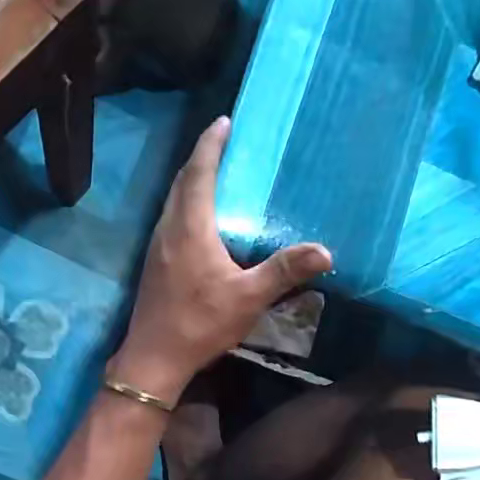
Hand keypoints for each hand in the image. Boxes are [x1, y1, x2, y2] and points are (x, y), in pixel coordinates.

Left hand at [111, 117, 330, 400]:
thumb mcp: (247, 298)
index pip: (199, 173)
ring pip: (172, 200)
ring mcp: (157, 247)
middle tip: (224, 142)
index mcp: (190, 228)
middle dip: (201, 157)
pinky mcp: (154, 264)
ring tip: (215, 174)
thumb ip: (283, 272)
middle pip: (182, 181)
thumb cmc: (199, 324)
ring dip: (191, 181)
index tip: (224, 121)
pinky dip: (186, 204)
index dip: (210, 144)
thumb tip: (325, 251)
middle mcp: (168, 229)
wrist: (154, 358)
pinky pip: (170, 219)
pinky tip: (201, 220)